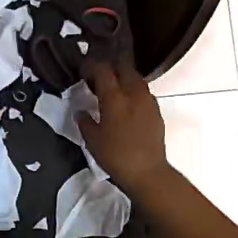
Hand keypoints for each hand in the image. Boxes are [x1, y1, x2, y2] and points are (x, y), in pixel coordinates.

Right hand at [77, 58, 170, 189]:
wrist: (147, 172)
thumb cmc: (115, 156)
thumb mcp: (92, 140)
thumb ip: (85, 122)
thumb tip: (80, 112)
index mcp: (114, 98)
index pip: (103, 70)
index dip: (91, 66)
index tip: (83, 70)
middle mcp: (133, 93)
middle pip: (124, 67)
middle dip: (111, 66)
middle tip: (99, 75)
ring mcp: (148, 101)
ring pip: (136, 78)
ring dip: (124, 77)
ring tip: (113, 88)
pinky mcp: (157, 111)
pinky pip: (144, 92)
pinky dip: (133, 91)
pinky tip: (127, 103)